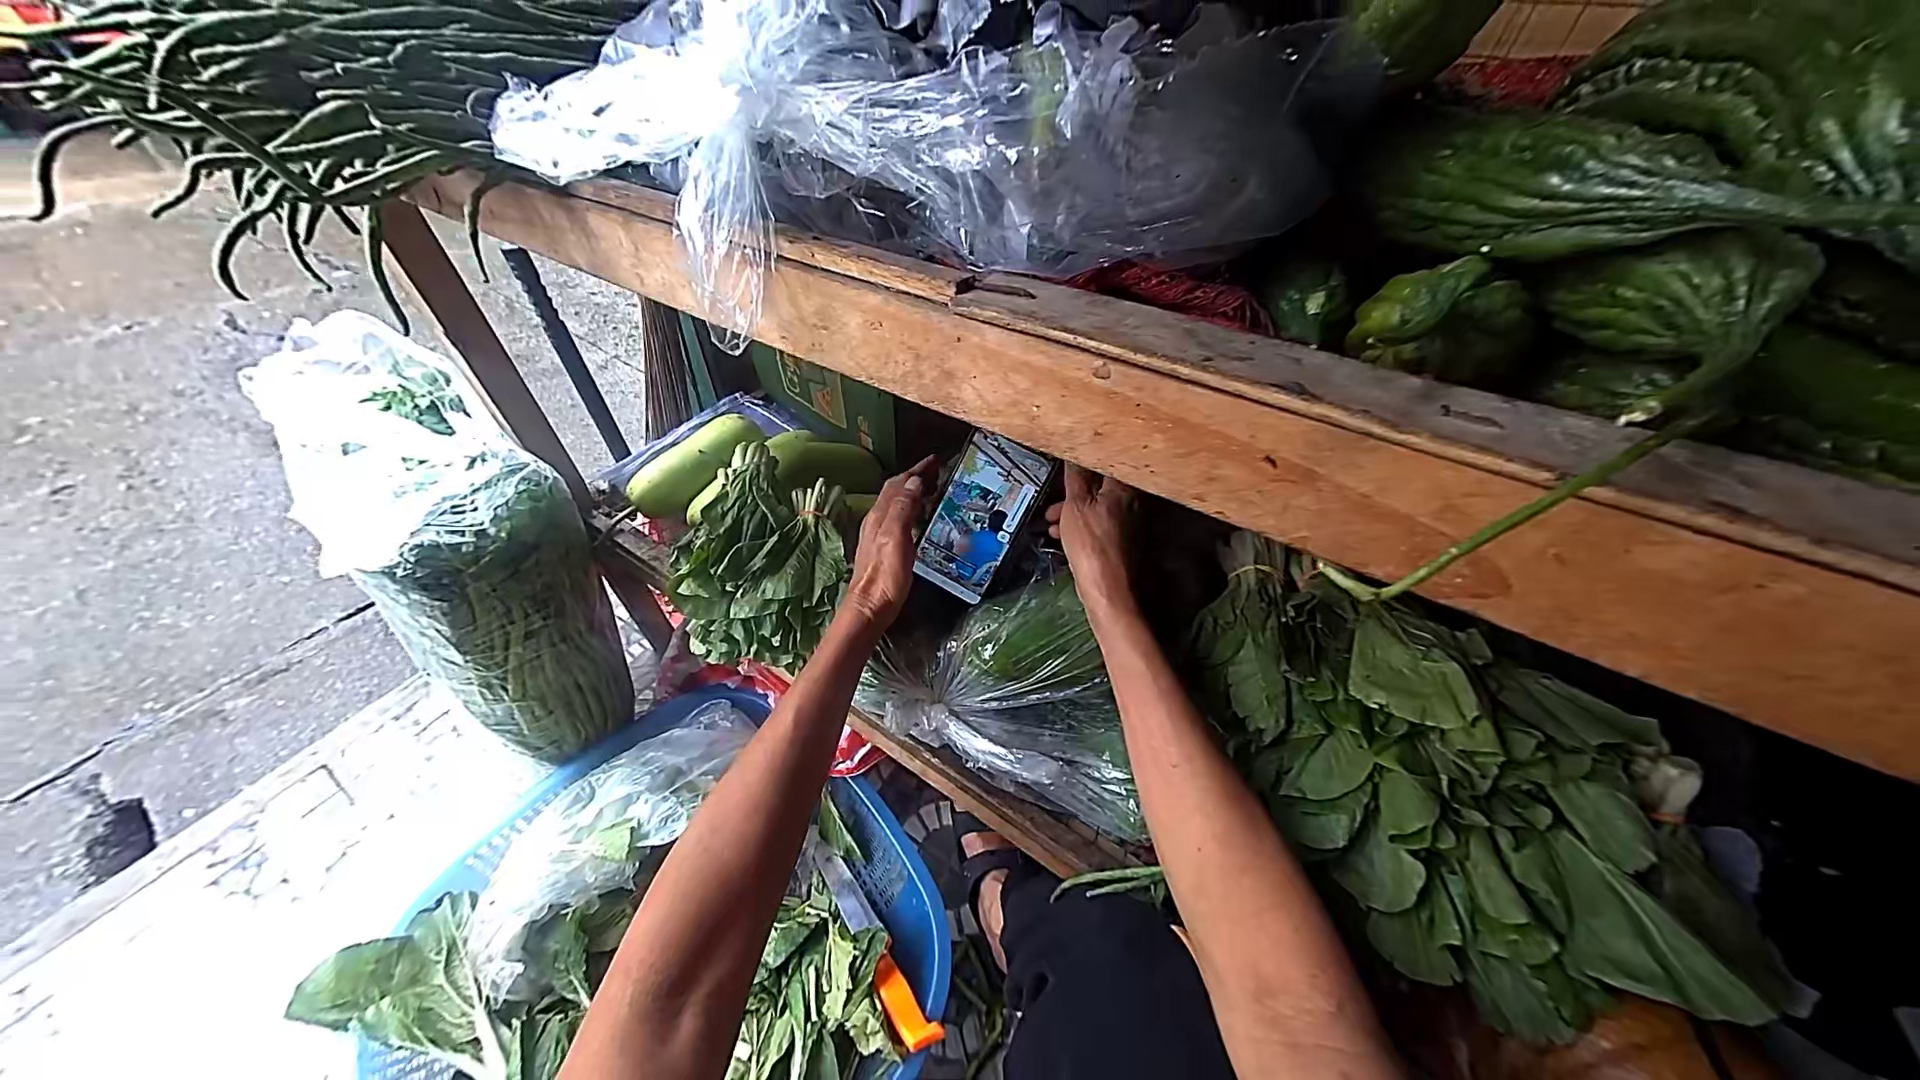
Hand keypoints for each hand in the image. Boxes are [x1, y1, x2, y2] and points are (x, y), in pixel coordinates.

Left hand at [843, 454, 938, 628]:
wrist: (870, 606)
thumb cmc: (885, 575)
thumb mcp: (897, 538)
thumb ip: (904, 509)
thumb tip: (914, 482)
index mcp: (880, 515)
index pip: (899, 483)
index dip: (916, 469)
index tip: (935, 460)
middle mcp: (876, 520)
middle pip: (896, 490)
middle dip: (915, 477)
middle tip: (937, 472)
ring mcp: (878, 533)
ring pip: (896, 503)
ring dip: (914, 492)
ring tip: (933, 489)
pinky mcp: (883, 547)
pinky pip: (898, 517)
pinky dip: (912, 509)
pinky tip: (921, 517)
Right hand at [1045, 463, 1136, 615]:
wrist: (1109, 589)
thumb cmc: (1093, 547)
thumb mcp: (1075, 505)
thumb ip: (1076, 476)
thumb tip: (1075, 454)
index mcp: (1124, 486)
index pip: (1105, 460)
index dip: (1082, 461)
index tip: (1065, 463)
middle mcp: (1133, 501)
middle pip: (1100, 485)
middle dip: (1074, 491)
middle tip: (1055, 498)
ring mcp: (1130, 523)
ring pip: (1098, 506)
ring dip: (1075, 510)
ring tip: (1054, 520)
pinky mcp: (1123, 542)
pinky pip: (1100, 524)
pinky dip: (1083, 525)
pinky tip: (1066, 536)